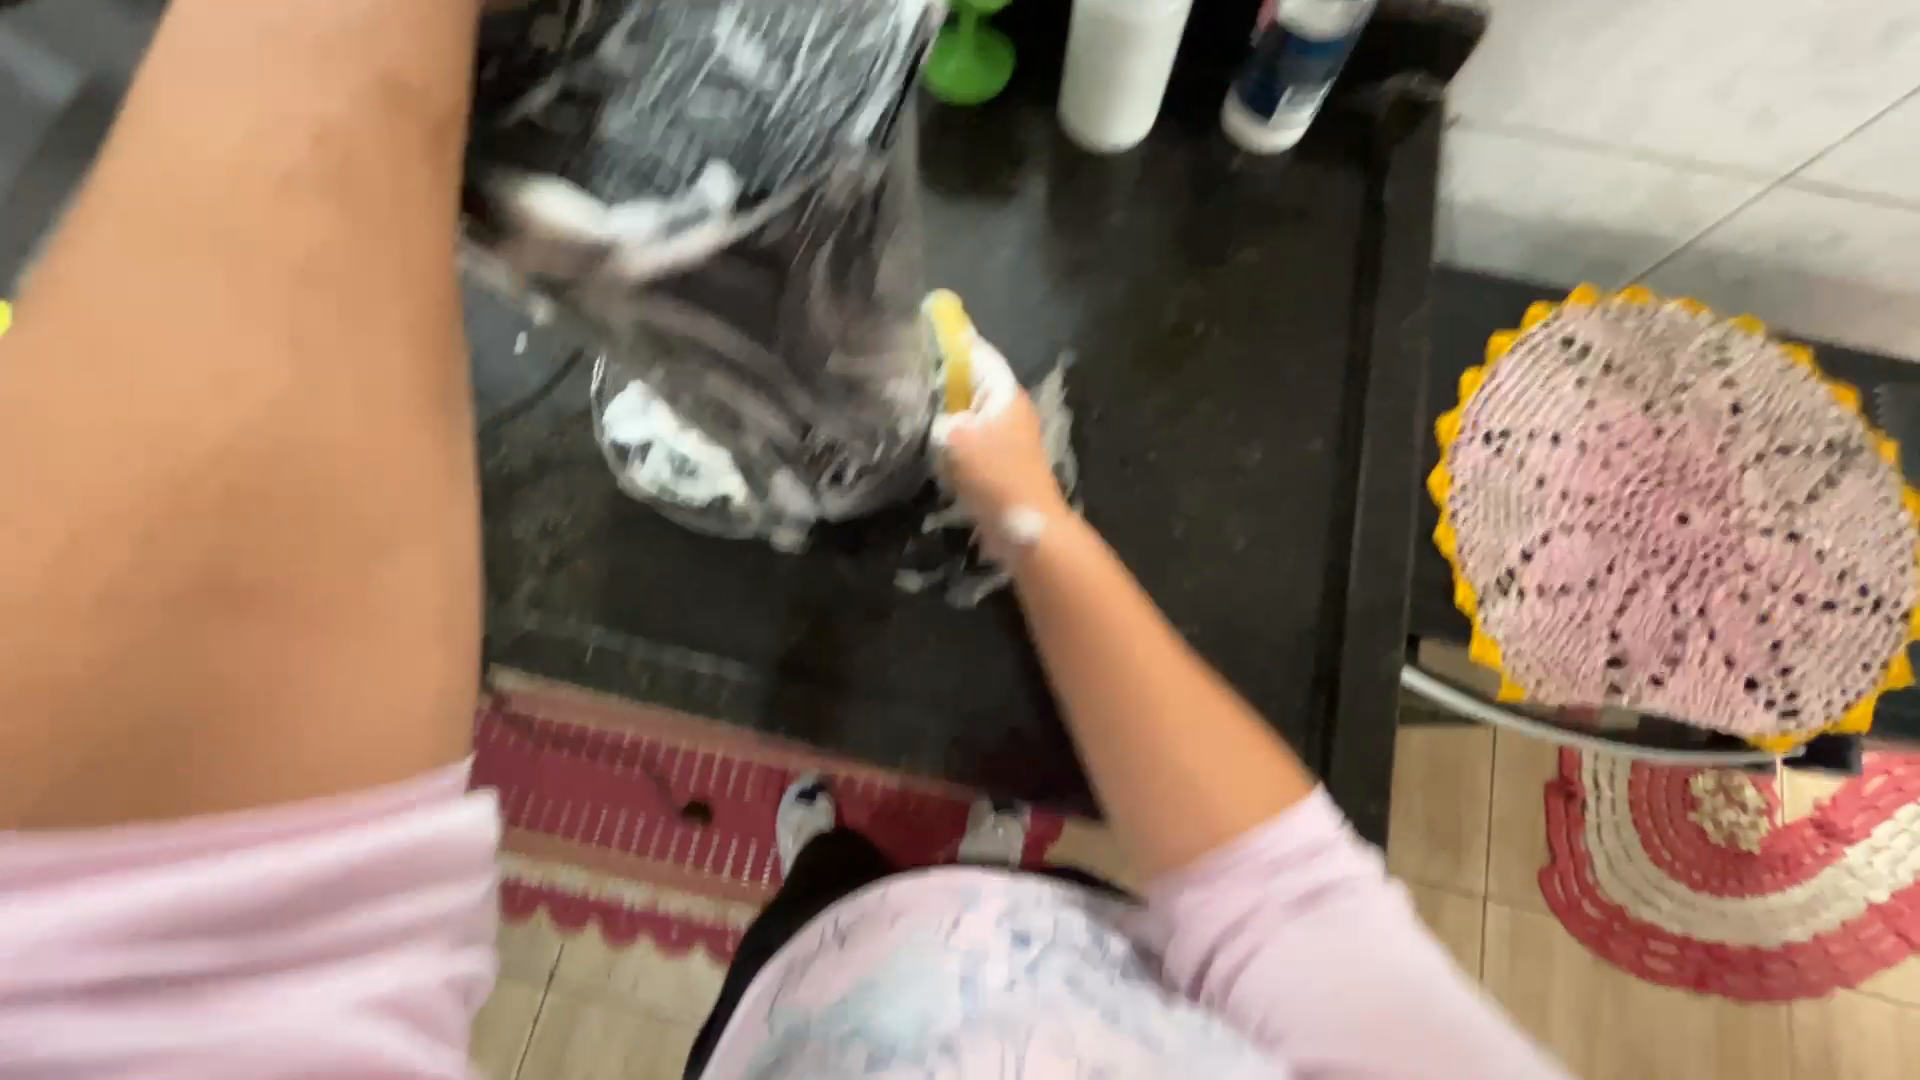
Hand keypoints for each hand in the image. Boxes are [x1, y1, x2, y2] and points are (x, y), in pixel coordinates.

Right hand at [931, 335, 1070, 561]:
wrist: (1026, 528)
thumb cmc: (994, 475)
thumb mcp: (955, 437)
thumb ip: (938, 415)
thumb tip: (929, 411)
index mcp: (1004, 392)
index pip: (976, 352)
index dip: (950, 339)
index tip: (920, 329)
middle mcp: (1009, 408)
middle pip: (971, 382)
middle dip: (941, 379)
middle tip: (903, 374)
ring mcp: (1008, 437)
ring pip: (969, 413)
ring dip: (944, 413)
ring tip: (910, 408)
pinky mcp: (1002, 464)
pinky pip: (971, 441)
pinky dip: (952, 440)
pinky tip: (928, 446)